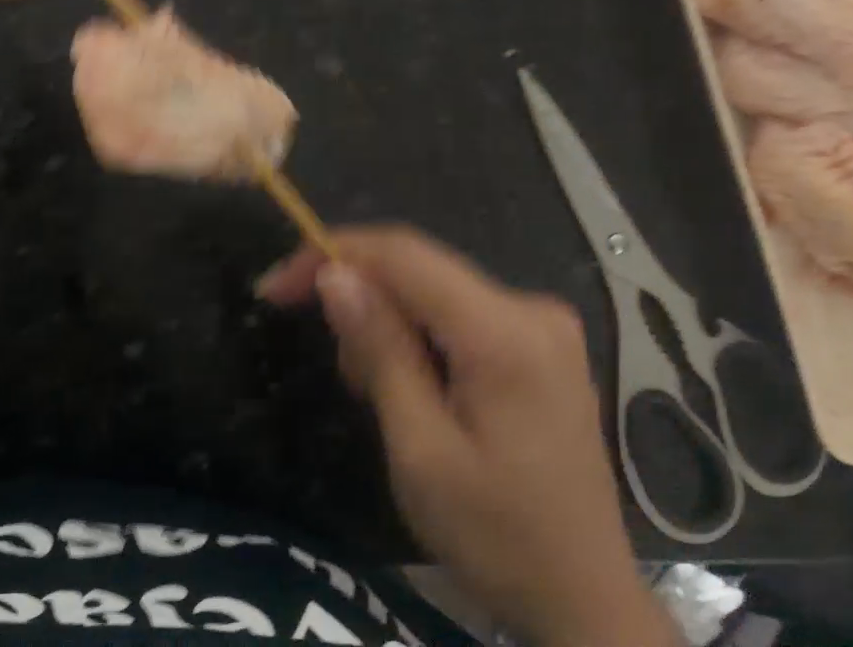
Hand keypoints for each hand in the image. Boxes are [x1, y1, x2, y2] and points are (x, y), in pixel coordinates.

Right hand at [259, 227, 679, 646]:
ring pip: (425, 291)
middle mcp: (531, 313)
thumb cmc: (493, 531)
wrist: (579, 597)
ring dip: (382, 327)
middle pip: (413, 268)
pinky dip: (411, 339)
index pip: (400, 254)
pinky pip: (450, 314)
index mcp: (505, 335)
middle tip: (336, 371)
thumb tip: (333, 274)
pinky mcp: (536, 348)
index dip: (327, 255)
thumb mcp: (418, 446)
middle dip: (354, 300)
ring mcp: (540, 329)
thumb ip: (380, 350)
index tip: (273, 289)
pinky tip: (408, 390)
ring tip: (373, 395)